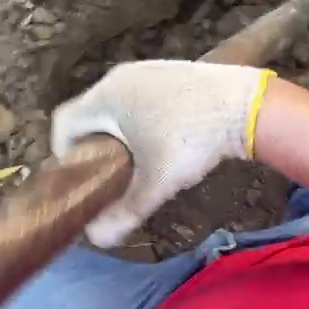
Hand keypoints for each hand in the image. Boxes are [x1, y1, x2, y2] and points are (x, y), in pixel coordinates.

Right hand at [50, 60, 275, 245]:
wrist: (246, 106)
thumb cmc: (193, 141)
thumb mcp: (157, 183)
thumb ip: (125, 212)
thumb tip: (97, 239)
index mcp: (106, 97)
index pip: (63, 123)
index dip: (63, 153)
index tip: (80, 177)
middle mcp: (119, 77)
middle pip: (87, 112)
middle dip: (91, 145)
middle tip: (107, 174)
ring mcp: (145, 69)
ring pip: (113, 103)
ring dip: (115, 130)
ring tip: (133, 159)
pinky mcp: (167, 70)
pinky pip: (137, 95)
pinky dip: (137, 117)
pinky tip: (160, 138)